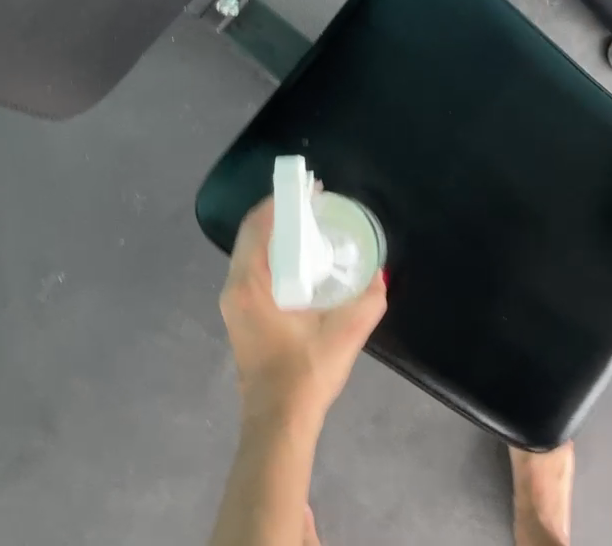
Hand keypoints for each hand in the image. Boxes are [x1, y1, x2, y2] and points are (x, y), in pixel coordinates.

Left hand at [219, 197, 387, 427]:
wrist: (279, 423)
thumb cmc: (305, 373)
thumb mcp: (345, 333)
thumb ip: (367, 299)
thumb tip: (378, 275)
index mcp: (250, 284)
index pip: (258, 225)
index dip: (282, 201)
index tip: (309, 189)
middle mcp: (234, 288)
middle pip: (252, 235)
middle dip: (281, 213)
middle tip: (315, 204)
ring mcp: (233, 304)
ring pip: (251, 253)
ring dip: (276, 234)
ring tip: (311, 226)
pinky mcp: (240, 317)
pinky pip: (253, 270)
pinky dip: (273, 254)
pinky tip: (301, 261)